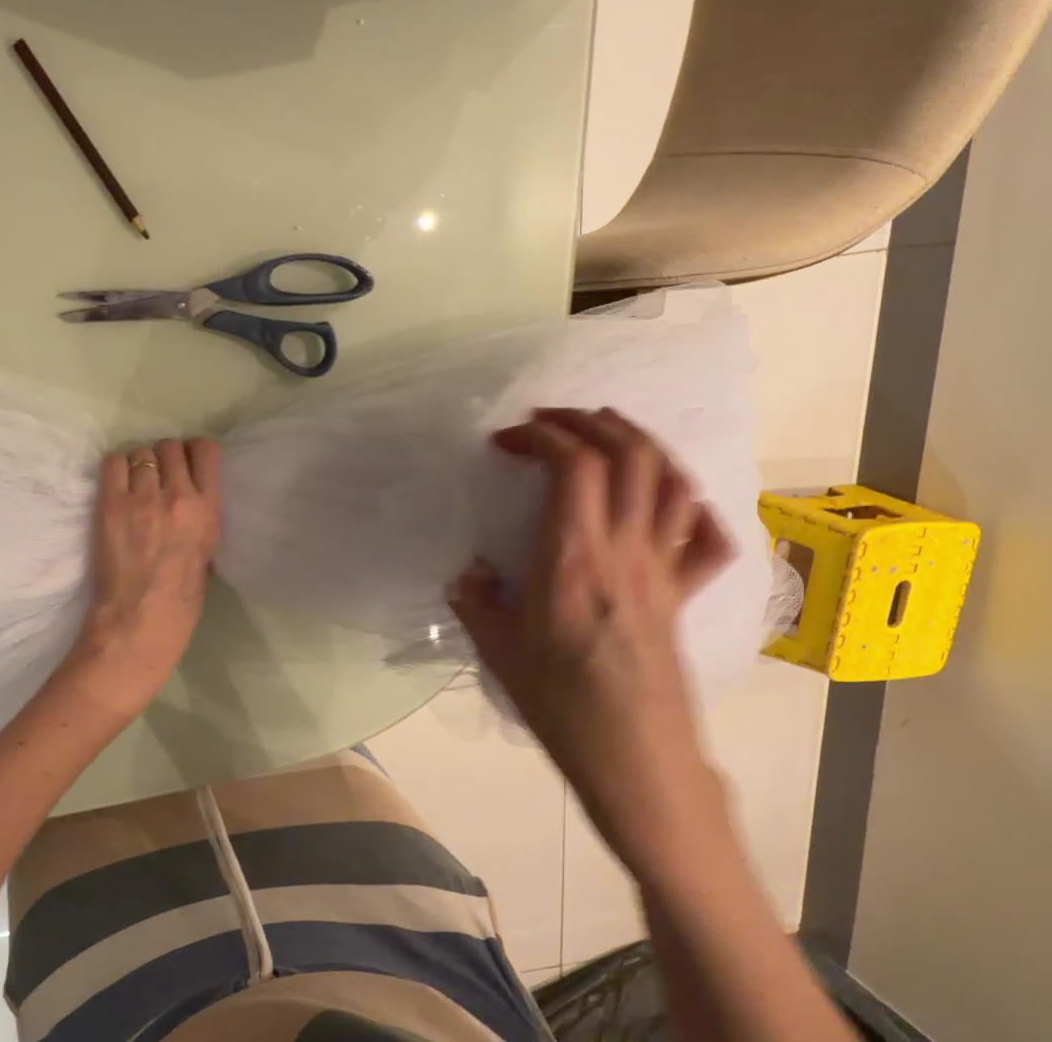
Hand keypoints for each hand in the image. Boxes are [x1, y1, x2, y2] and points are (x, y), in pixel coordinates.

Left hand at [59, 438, 223, 717]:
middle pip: (169, 446)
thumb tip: (187, 496)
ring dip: (137, 466)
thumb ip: (199, 517)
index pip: (205, 449)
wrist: (140, 618)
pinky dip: (115, 469)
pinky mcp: (112, 504)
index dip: (191, 451)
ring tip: (132, 488)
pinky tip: (116, 488)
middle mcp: (179, 496)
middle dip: (162, 458)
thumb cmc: (180, 598)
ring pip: (141, 453)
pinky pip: (113, 462)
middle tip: (154, 479)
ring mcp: (143, 497)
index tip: (183, 464)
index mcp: (209, 509)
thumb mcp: (208, 552)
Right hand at [447, 408, 735, 867]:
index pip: (574, 467)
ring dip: (641, 444)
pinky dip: (691, 505)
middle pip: (631, 457)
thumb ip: (478, 599)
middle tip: (551, 421)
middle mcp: (627, 551)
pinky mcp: (684, 596)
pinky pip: (707, 538)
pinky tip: (665, 503)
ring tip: (606, 435)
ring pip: (672, 483)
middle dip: (591, 422)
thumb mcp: (496, 649)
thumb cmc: (559, 705)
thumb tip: (473, 573)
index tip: (505, 441)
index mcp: (573, 559)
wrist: (637, 759)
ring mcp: (665, 571)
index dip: (542, 436)